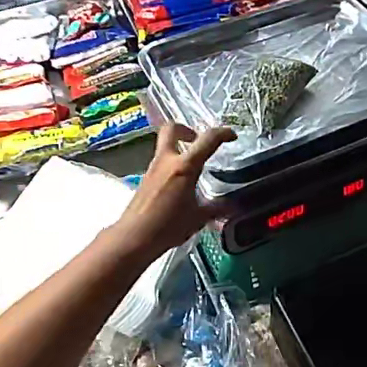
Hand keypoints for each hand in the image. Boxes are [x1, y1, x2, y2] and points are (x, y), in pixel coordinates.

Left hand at [108, 122, 234, 257]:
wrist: (134, 237)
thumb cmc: (168, 226)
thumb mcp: (198, 218)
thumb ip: (216, 208)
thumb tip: (231, 206)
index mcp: (185, 166)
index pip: (207, 139)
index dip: (223, 133)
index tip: (232, 136)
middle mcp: (166, 161)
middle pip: (172, 129)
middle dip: (187, 130)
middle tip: (198, 141)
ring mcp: (152, 169)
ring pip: (165, 147)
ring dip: (179, 150)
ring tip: (193, 167)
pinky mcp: (145, 179)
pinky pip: (161, 163)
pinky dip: (172, 166)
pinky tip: (180, 185)